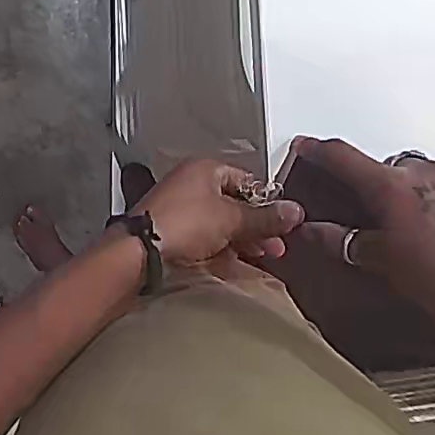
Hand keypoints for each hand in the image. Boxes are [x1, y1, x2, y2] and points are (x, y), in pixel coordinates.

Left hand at [133, 159, 304, 266]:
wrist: (139, 253)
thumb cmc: (184, 223)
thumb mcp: (232, 219)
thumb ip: (264, 217)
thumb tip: (295, 211)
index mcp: (205, 169)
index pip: (246, 180)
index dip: (266, 201)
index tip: (282, 221)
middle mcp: (191, 185)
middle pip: (234, 203)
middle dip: (257, 226)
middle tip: (276, 245)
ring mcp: (180, 209)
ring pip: (220, 223)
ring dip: (242, 240)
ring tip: (262, 257)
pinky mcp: (172, 233)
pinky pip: (205, 239)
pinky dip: (222, 250)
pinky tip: (236, 265)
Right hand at [292, 137, 434, 315]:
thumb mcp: (385, 263)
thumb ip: (348, 243)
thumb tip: (318, 235)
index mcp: (390, 185)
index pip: (343, 157)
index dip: (320, 151)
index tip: (308, 147)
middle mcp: (425, 172)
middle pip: (389, 169)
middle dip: (380, 188)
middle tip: (379, 219)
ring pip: (427, 181)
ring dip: (419, 199)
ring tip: (422, 237)